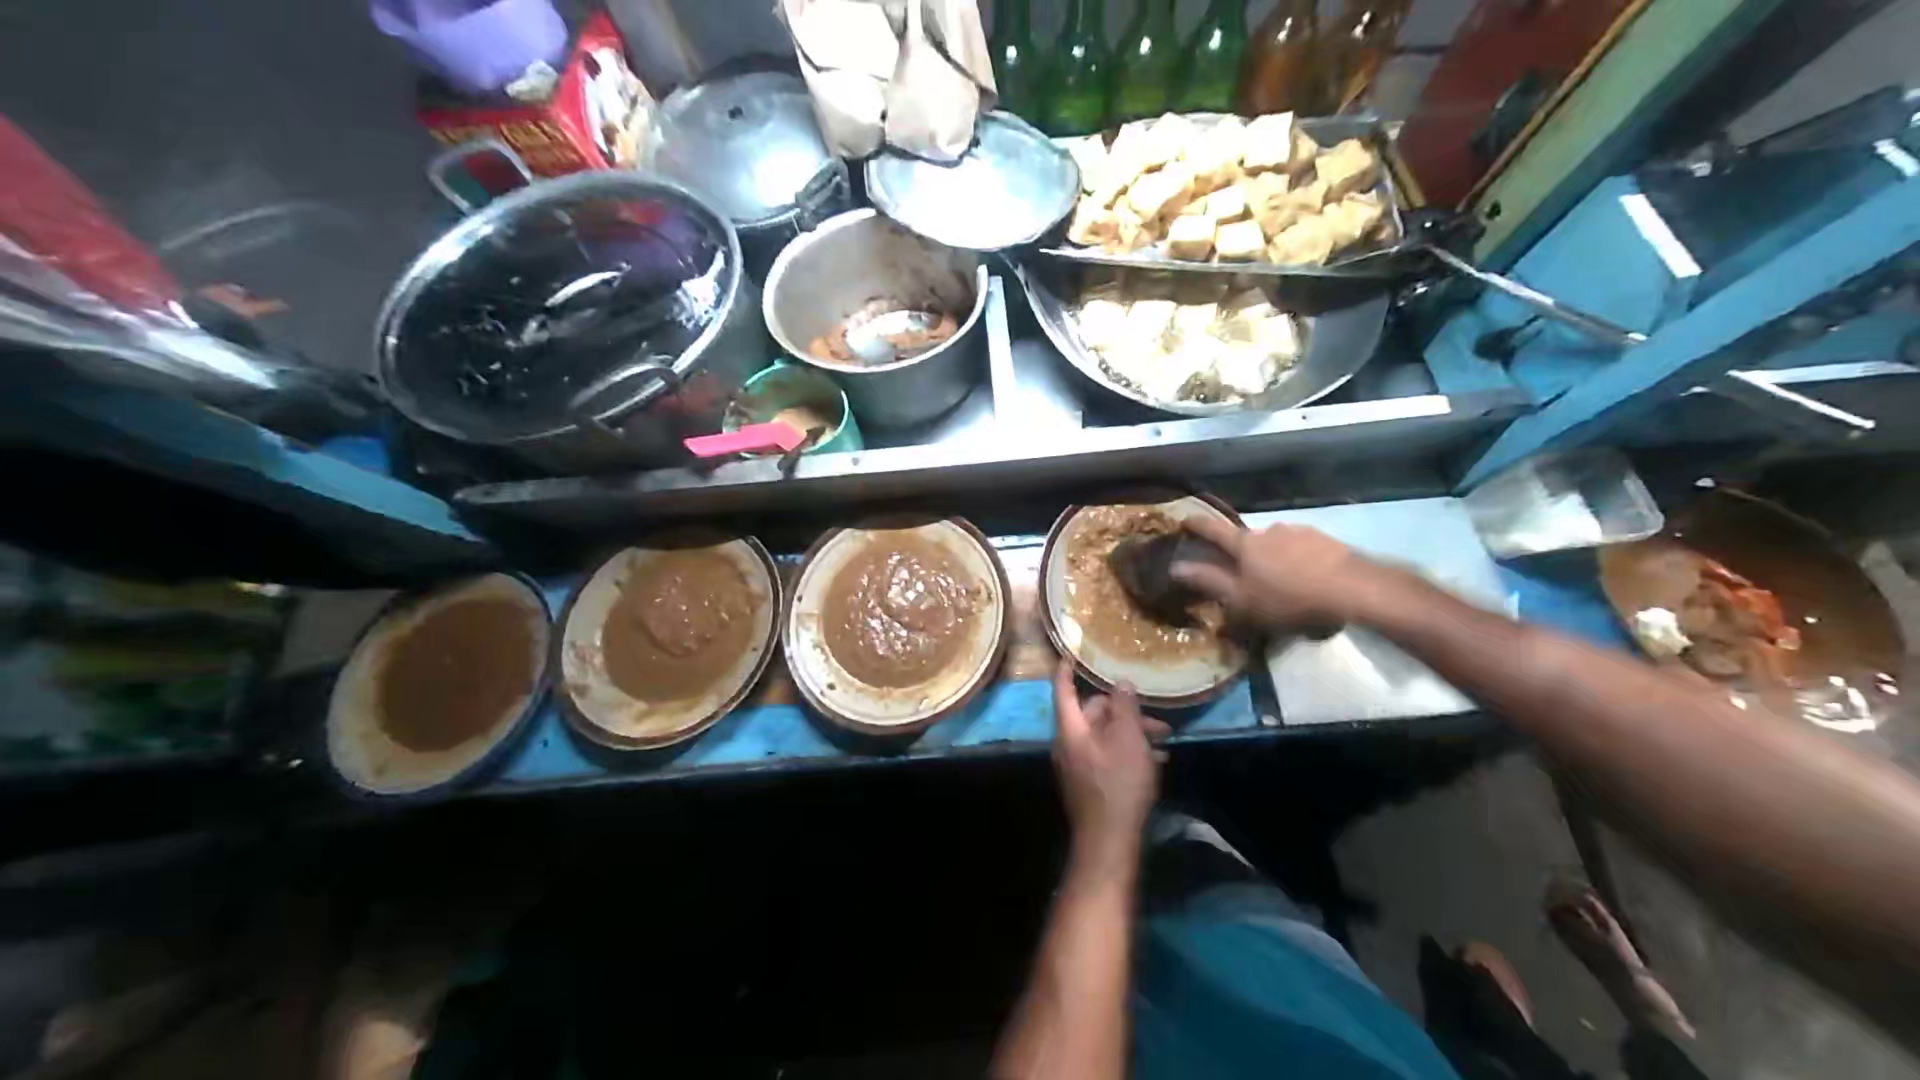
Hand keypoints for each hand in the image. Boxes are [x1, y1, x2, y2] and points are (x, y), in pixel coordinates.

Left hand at [1052, 659, 1171, 860]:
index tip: (1070, 654)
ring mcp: (1076, 766)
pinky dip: (1128, 753)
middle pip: (1092, 714)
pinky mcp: (1089, 784)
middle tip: (1159, 721)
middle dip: (1124, 711)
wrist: (1109, 842)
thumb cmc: (1119, 785)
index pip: (1063, 690)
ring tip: (1164, 743)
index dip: (1066, 670)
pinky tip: (1155, 763)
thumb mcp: (1129, 740)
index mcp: (1070, 729)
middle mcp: (1067, 744)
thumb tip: (1121, 683)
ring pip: (1104, 736)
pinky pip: (1106, 756)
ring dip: (1132, 734)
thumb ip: (1125, 708)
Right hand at [1170, 516, 1401, 631]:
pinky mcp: (1326, 540)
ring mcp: (1300, 532)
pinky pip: (1303, 549)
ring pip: (1278, 544)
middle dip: (1244, 553)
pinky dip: (1299, 560)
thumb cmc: (1288, 598)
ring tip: (1283, 581)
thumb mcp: (1242, 599)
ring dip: (1275, 557)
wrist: (1351, 589)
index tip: (1185, 519)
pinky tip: (1308, 579)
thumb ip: (1209, 582)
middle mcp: (1269, 531)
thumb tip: (1176, 567)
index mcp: (1245, 545)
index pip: (1213, 529)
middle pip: (1248, 539)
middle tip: (1247, 574)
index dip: (1197, 525)